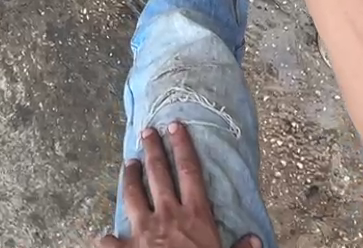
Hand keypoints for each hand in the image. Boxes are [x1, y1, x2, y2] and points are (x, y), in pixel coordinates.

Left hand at [96, 124, 261, 247]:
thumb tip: (256, 239)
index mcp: (194, 216)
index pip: (189, 171)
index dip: (182, 145)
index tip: (175, 125)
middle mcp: (167, 214)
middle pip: (158, 173)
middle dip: (152, 150)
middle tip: (147, 132)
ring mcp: (143, 230)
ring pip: (132, 193)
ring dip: (129, 177)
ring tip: (128, 164)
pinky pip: (110, 238)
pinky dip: (107, 236)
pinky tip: (105, 235)